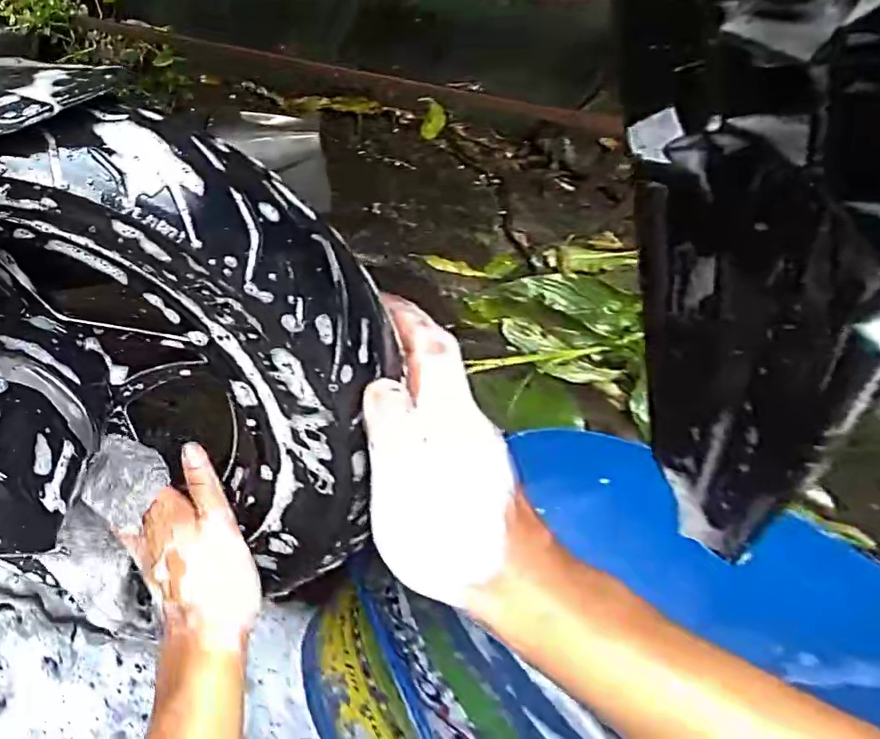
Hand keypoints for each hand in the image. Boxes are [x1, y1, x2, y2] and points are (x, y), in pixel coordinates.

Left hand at [121, 442, 262, 652]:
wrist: (207, 635)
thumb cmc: (220, 583)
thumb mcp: (222, 522)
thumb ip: (204, 483)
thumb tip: (191, 450)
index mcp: (169, 509)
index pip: (150, 475)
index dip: (150, 461)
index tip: (143, 450)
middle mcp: (152, 529)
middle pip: (140, 495)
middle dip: (138, 480)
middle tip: (132, 463)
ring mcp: (149, 553)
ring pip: (135, 516)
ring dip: (132, 501)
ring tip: (129, 487)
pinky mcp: (152, 575)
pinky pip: (134, 543)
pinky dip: (131, 530)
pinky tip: (132, 530)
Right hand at [364, 294, 521, 611]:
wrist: (509, 583)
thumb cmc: (452, 534)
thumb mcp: (403, 476)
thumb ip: (391, 424)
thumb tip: (379, 383)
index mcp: (447, 412)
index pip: (430, 342)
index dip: (405, 313)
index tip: (378, 297)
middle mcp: (466, 419)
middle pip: (437, 358)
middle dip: (405, 332)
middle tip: (369, 322)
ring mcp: (474, 441)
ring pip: (439, 385)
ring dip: (410, 363)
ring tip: (374, 359)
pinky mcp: (473, 463)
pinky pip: (438, 411)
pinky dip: (416, 396)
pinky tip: (397, 413)